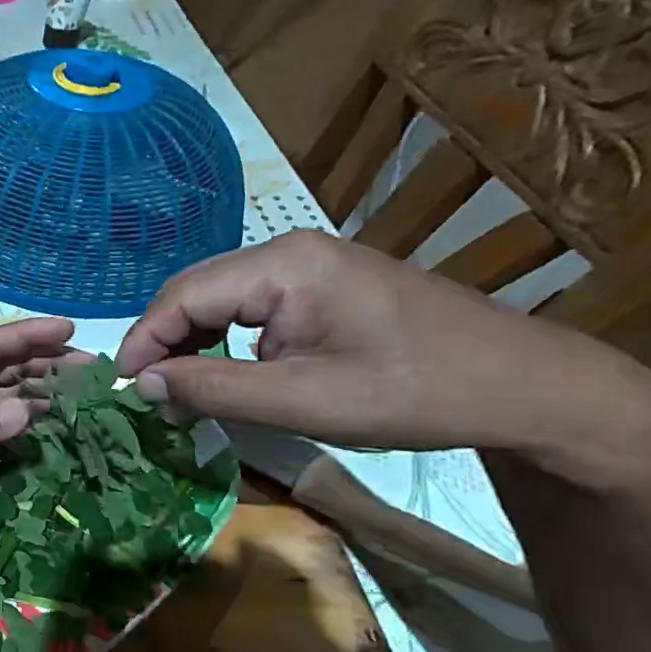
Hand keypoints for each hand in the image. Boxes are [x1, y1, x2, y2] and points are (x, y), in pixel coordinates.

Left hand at [0, 318, 83, 525]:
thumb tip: (27, 409)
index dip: (29, 333)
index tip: (68, 329)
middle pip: (10, 361)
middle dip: (48, 357)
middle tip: (91, 365)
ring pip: (15, 385)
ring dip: (47, 382)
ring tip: (84, 387)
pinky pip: (13, 414)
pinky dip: (37, 410)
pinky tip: (61, 414)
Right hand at [115, 231, 650, 484]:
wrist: (527, 386)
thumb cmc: (414, 393)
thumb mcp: (302, 400)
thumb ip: (214, 389)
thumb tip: (144, 383)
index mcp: (283, 265)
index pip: (183, 294)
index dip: (144, 339)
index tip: (123, 387)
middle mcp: (288, 250)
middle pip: (196, 289)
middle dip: (164, 341)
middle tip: (150, 394)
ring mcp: (308, 263)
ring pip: (220, 297)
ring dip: (193, 341)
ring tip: (180, 389)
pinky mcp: (322, 283)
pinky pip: (251, 304)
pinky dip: (225, 338)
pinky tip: (225, 372)